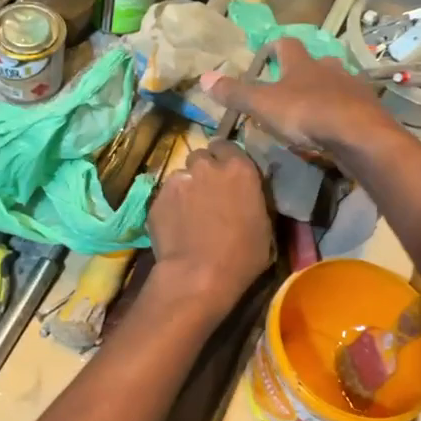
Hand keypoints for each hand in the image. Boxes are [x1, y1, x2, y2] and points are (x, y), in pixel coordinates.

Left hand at [147, 140, 272, 310]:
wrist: (198, 274)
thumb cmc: (242, 255)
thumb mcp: (264, 224)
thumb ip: (252, 198)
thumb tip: (246, 194)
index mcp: (239, 169)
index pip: (227, 146)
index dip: (225, 158)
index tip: (226, 173)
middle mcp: (206, 166)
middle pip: (201, 157)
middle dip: (204, 170)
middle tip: (208, 193)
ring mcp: (177, 180)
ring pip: (181, 176)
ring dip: (186, 188)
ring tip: (189, 213)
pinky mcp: (156, 198)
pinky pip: (166, 196)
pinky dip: (170, 205)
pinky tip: (175, 226)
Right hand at [202, 38, 393, 152]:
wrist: (359, 134)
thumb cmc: (306, 114)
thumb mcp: (262, 105)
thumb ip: (235, 93)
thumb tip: (204, 77)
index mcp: (302, 63)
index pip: (286, 44)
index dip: (275, 48)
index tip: (266, 54)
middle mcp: (329, 68)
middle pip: (315, 62)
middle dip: (303, 71)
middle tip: (290, 86)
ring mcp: (352, 87)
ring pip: (336, 82)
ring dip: (325, 91)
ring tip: (313, 108)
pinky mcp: (368, 109)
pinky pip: (351, 105)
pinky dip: (342, 111)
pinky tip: (336, 126)